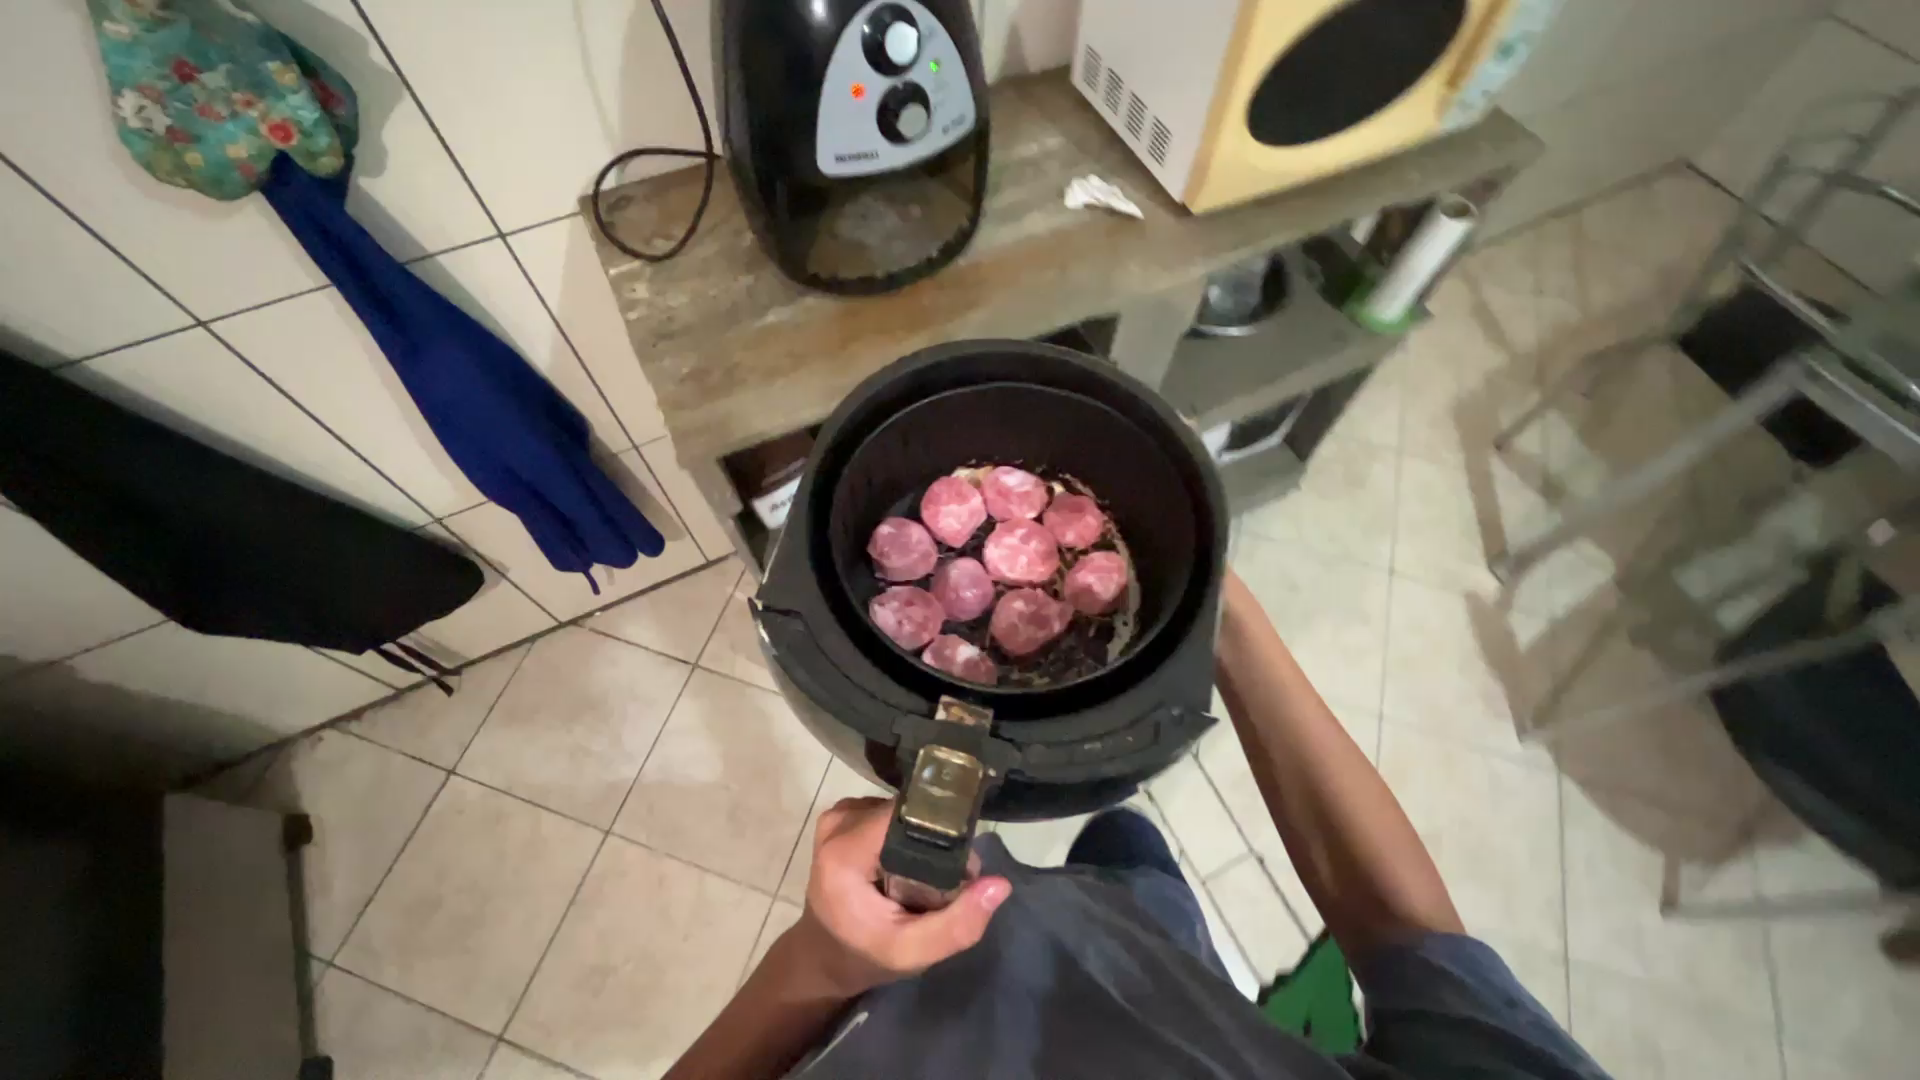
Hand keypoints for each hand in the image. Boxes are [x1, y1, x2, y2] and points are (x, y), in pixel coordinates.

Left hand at [789, 796, 1010, 996]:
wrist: (823, 956)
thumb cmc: (864, 957)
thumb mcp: (911, 953)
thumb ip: (957, 925)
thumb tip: (1000, 884)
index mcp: (844, 851)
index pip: (908, 816)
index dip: (942, 832)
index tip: (961, 865)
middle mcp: (838, 823)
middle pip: (905, 812)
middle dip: (935, 839)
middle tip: (951, 878)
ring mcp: (837, 816)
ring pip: (900, 811)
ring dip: (920, 837)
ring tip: (929, 875)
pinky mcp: (841, 817)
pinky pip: (887, 814)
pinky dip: (903, 835)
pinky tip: (907, 864)